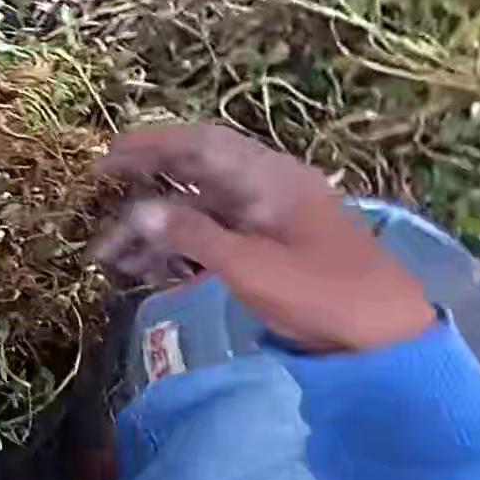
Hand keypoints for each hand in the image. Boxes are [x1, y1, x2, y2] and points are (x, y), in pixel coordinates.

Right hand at [93, 125, 434, 352]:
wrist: (379, 334)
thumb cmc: (320, 293)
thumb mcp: (250, 265)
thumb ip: (192, 234)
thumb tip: (137, 211)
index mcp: (268, 180)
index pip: (201, 145)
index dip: (151, 144)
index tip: (109, 155)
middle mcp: (261, 189)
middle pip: (190, 172)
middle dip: (142, 180)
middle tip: (100, 186)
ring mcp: (258, 217)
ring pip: (191, 208)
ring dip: (149, 228)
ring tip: (108, 255)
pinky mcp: (256, 244)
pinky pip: (203, 235)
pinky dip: (170, 248)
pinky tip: (141, 268)